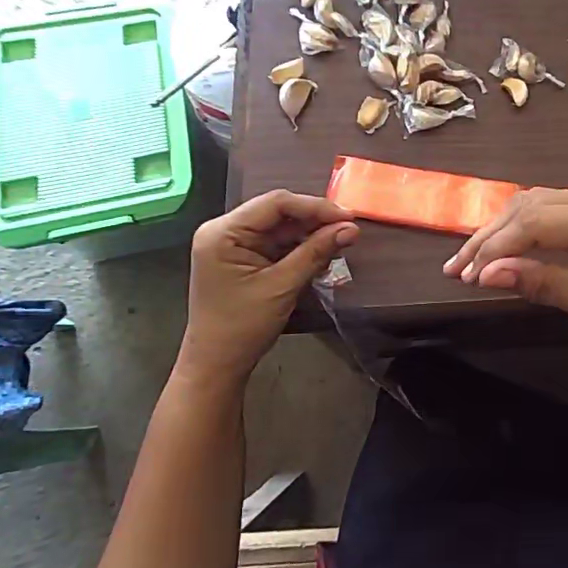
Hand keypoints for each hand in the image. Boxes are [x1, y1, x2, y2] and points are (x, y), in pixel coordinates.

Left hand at [178, 190, 357, 383]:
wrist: (217, 364)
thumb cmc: (242, 327)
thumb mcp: (282, 287)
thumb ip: (316, 253)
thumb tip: (350, 229)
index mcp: (223, 231)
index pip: (275, 203)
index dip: (314, 206)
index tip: (347, 217)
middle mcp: (224, 230)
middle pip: (278, 212)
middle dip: (314, 220)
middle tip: (349, 229)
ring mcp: (233, 244)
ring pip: (280, 228)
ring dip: (310, 235)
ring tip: (341, 242)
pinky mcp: (243, 258)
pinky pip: (275, 244)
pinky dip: (299, 248)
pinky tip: (322, 255)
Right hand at [442, 182, 567, 344]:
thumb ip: (542, 283)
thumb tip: (486, 274)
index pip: (535, 221)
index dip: (496, 246)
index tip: (468, 276)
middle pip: (528, 205)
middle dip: (488, 237)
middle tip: (456, 269)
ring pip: (531, 202)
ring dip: (497, 230)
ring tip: (467, 261)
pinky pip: (544, 206)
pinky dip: (517, 227)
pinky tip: (497, 247)